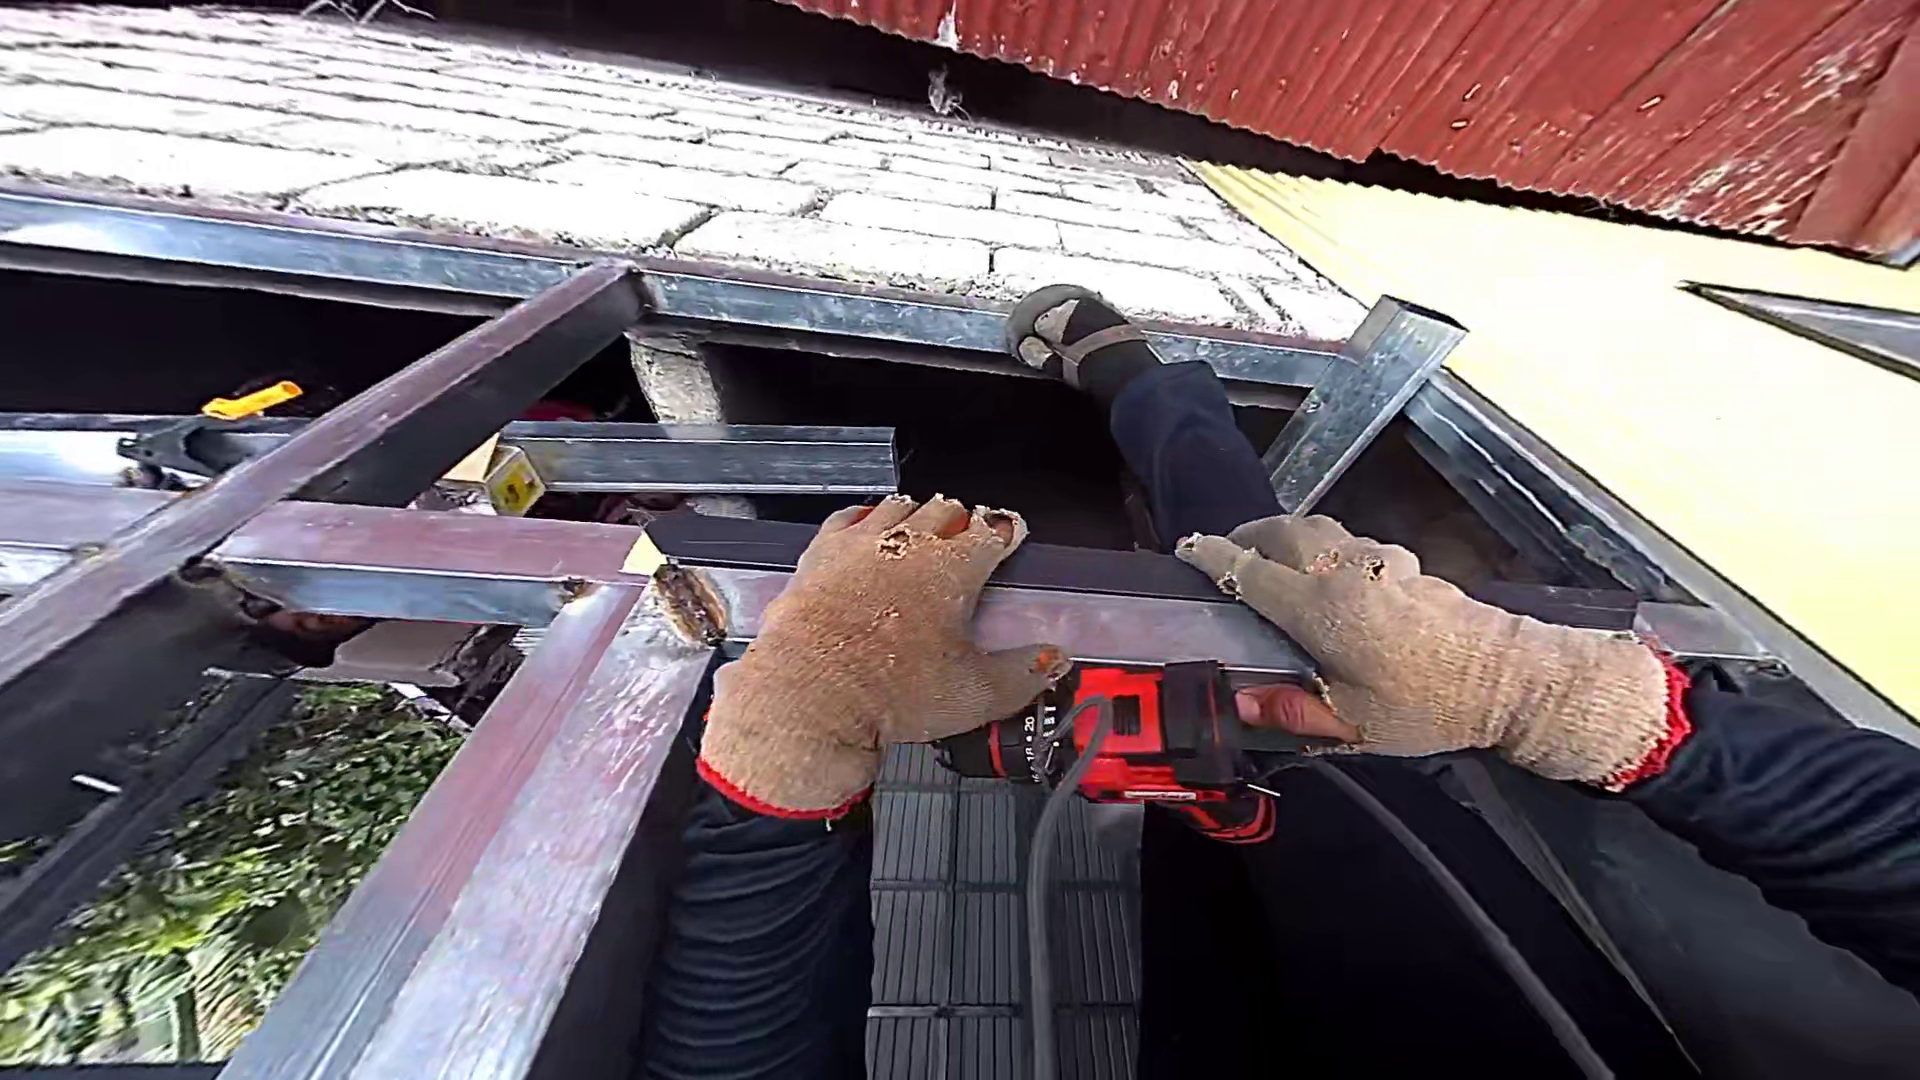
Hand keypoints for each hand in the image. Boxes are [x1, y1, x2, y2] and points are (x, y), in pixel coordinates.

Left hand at [698, 494, 1071, 816]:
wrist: (810, 696)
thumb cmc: (892, 693)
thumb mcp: (976, 693)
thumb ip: (1025, 673)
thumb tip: (1053, 659)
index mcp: (953, 567)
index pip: (992, 531)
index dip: (1006, 530)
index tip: (1009, 533)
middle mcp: (909, 543)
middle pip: (946, 510)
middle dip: (962, 520)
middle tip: (966, 536)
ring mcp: (862, 543)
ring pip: (899, 506)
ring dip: (917, 514)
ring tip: (922, 528)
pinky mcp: (823, 552)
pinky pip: (849, 517)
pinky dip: (865, 517)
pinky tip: (866, 524)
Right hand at [1179, 515, 1682, 789]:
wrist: (1519, 680)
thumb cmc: (1431, 704)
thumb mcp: (1356, 725)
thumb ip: (1292, 713)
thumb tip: (1239, 704)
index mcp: (1320, 609)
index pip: (1249, 570)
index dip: (1212, 556)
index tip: (1186, 548)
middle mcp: (1342, 573)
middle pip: (1280, 531)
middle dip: (1245, 533)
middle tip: (1227, 549)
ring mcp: (1375, 561)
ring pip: (1315, 528)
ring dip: (1283, 534)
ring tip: (1268, 554)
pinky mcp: (1401, 562)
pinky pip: (1346, 540)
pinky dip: (1320, 545)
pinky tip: (1324, 569)